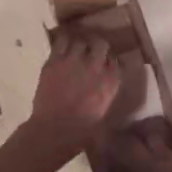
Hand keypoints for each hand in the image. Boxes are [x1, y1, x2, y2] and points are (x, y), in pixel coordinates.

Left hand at [22, 31, 120, 154]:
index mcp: (111, 81)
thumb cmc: (82, 130)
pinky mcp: (55, 60)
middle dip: (97, 47)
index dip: (109, 60)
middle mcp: (96, 66)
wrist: (55, 129)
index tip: (105, 63)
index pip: (116, 60)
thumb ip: (106, 92)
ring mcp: (75, 60)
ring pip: (81, 41)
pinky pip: (62, 41)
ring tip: (75, 49)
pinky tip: (62, 45)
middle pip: (101, 44)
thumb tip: (102, 84)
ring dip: (80, 44)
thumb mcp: (103, 110)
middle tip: (91, 51)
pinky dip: (63, 41)